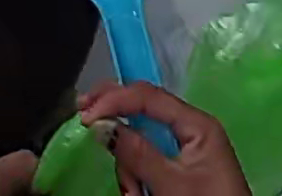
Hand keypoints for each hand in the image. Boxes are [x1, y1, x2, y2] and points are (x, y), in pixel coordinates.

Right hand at [78, 82, 251, 195]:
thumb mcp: (171, 187)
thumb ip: (136, 152)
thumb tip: (101, 125)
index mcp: (196, 124)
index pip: (147, 95)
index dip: (114, 99)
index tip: (86, 115)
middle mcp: (191, 128)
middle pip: (142, 108)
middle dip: (115, 118)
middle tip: (84, 116)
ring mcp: (186, 149)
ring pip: (141, 138)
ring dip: (128, 164)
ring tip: (132, 194)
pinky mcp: (181, 170)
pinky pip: (148, 158)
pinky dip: (136, 174)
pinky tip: (135, 193)